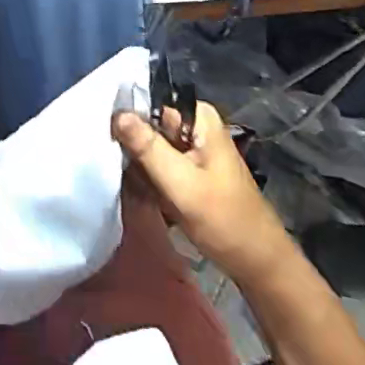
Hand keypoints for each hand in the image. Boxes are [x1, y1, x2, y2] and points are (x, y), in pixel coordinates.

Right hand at [112, 101, 292, 282]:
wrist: (257, 262)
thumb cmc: (224, 220)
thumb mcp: (181, 184)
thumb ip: (148, 148)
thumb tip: (117, 113)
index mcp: (198, 116)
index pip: (150, 102)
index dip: (126, 120)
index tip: (107, 141)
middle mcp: (194, 125)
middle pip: (147, 125)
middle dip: (133, 150)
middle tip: (124, 174)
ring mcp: (191, 148)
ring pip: (148, 147)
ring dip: (139, 169)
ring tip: (139, 190)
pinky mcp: (187, 169)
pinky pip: (157, 165)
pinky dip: (149, 181)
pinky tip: (147, 198)